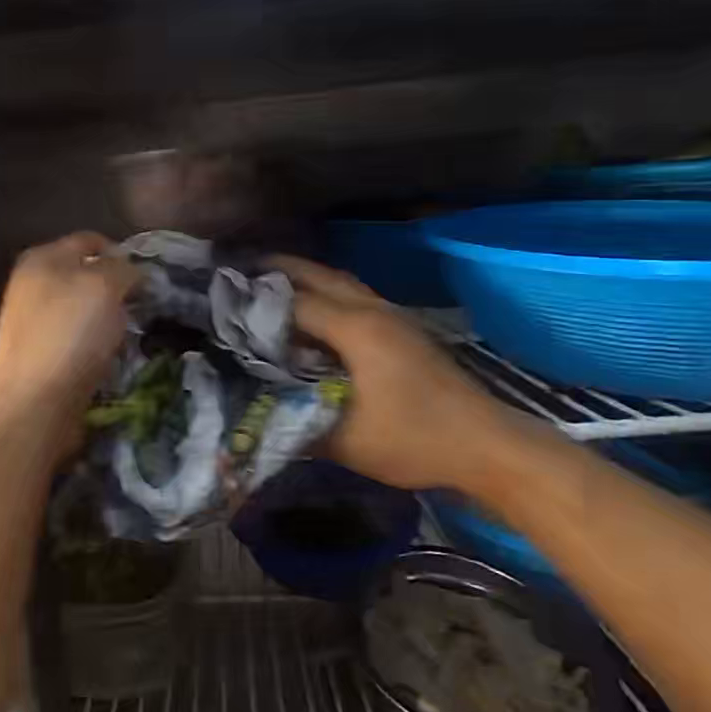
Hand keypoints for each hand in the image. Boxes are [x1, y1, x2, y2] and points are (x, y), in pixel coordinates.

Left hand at [0, 232, 140, 450]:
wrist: (33, 404)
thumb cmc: (70, 333)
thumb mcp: (106, 285)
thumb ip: (124, 268)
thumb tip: (132, 271)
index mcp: (42, 257)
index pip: (91, 240)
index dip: (122, 253)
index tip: (149, 275)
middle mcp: (32, 284)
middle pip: (87, 276)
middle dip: (117, 289)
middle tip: (144, 305)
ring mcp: (33, 322)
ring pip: (85, 310)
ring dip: (109, 321)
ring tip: (131, 335)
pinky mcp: (39, 356)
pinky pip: (78, 340)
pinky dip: (97, 346)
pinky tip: (110, 359)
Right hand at [268, 255, 522, 491]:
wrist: (486, 443)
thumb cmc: (416, 439)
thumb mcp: (348, 441)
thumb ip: (297, 426)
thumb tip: (255, 421)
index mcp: (357, 329)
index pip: (296, 303)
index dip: (259, 302)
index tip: (224, 299)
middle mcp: (374, 310)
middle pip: (320, 276)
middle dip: (280, 269)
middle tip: (243, 268)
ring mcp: (394, 316)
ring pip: (341, 282)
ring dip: (307, 278)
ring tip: (272, 282)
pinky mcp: (405, 329)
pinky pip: (356, 296)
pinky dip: (328, 293)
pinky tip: (316, 312)